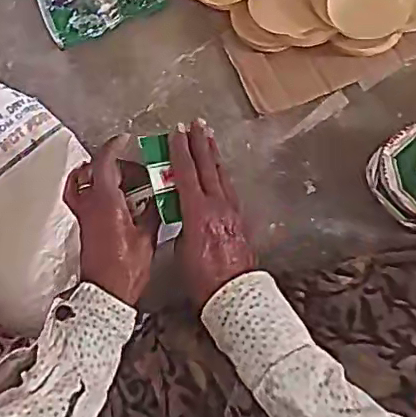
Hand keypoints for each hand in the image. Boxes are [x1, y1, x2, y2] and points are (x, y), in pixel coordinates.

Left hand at [63, 135, 155, 305]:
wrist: (107, 294)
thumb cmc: (126, 268)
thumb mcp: (147, 236)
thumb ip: (153, 211)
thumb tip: (160, 197)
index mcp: (107, 202)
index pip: (104, 163)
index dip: (114, 147)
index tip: (125, 140)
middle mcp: (90, 204)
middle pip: (97, 171)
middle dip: (118, 166)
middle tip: (139, 175)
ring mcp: (84, 215)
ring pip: (86, 182)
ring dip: (104, 176)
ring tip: (127, 185)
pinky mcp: (84, 225)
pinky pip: (81, 197)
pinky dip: (90, 189)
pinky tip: (110, 197)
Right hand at [170, 122, 255, 309]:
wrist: (234, 292)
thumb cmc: (202, 278)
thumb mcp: (180, 249)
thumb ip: (180, 223)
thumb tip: (179, 212)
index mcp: (198, 212)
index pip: (186, 173)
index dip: (180, 151)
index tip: (177, 133)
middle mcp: (217, 206)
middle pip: (207, 167)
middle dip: (200, 144)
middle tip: (197, 124)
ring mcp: (231, 210)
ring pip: (221, 175)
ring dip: (213, 155)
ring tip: (209, 138)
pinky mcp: (238, 218)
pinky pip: (228, 188)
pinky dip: (220, 173)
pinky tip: (219, 170)